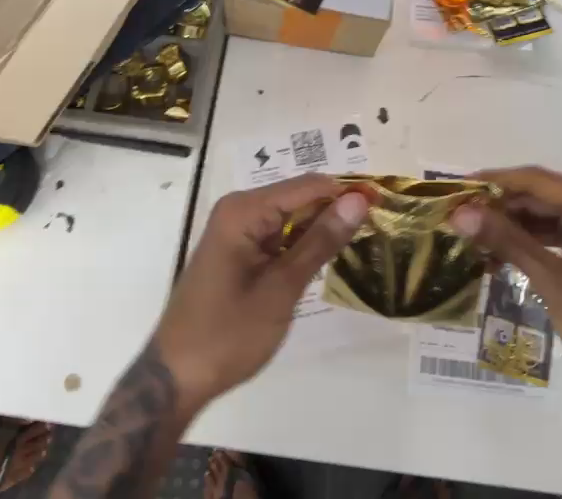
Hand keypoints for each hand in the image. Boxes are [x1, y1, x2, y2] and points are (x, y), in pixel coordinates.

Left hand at [150, 174, 369, 411]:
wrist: (176, 376)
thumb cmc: (228, 333)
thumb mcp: (281, 288)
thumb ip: (320, 241)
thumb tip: (358, 200)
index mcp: (244, 210)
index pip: (309, 185)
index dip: (347, 192)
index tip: (385, 207)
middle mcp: (239, 210)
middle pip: (300, 197)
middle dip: (336, 210)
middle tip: (378, 230)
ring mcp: (236, 231)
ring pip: (292, 217)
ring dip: (321, 229)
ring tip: (363, 243)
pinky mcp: (238, 251)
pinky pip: (278, 235)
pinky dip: (302, 245)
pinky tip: (328, 258)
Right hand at [450, 166, 561, 406]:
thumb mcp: (556, 284)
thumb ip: (509, 242)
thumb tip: (459, 212)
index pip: (537, 180)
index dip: (493, 181)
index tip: (452, 189)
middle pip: (542, 195)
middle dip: (499, 207)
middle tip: (454, 218)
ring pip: (548, 216)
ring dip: (512, 228)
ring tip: (469, 238)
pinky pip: (561, 236)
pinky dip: (532, 244)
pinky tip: (499, 257)